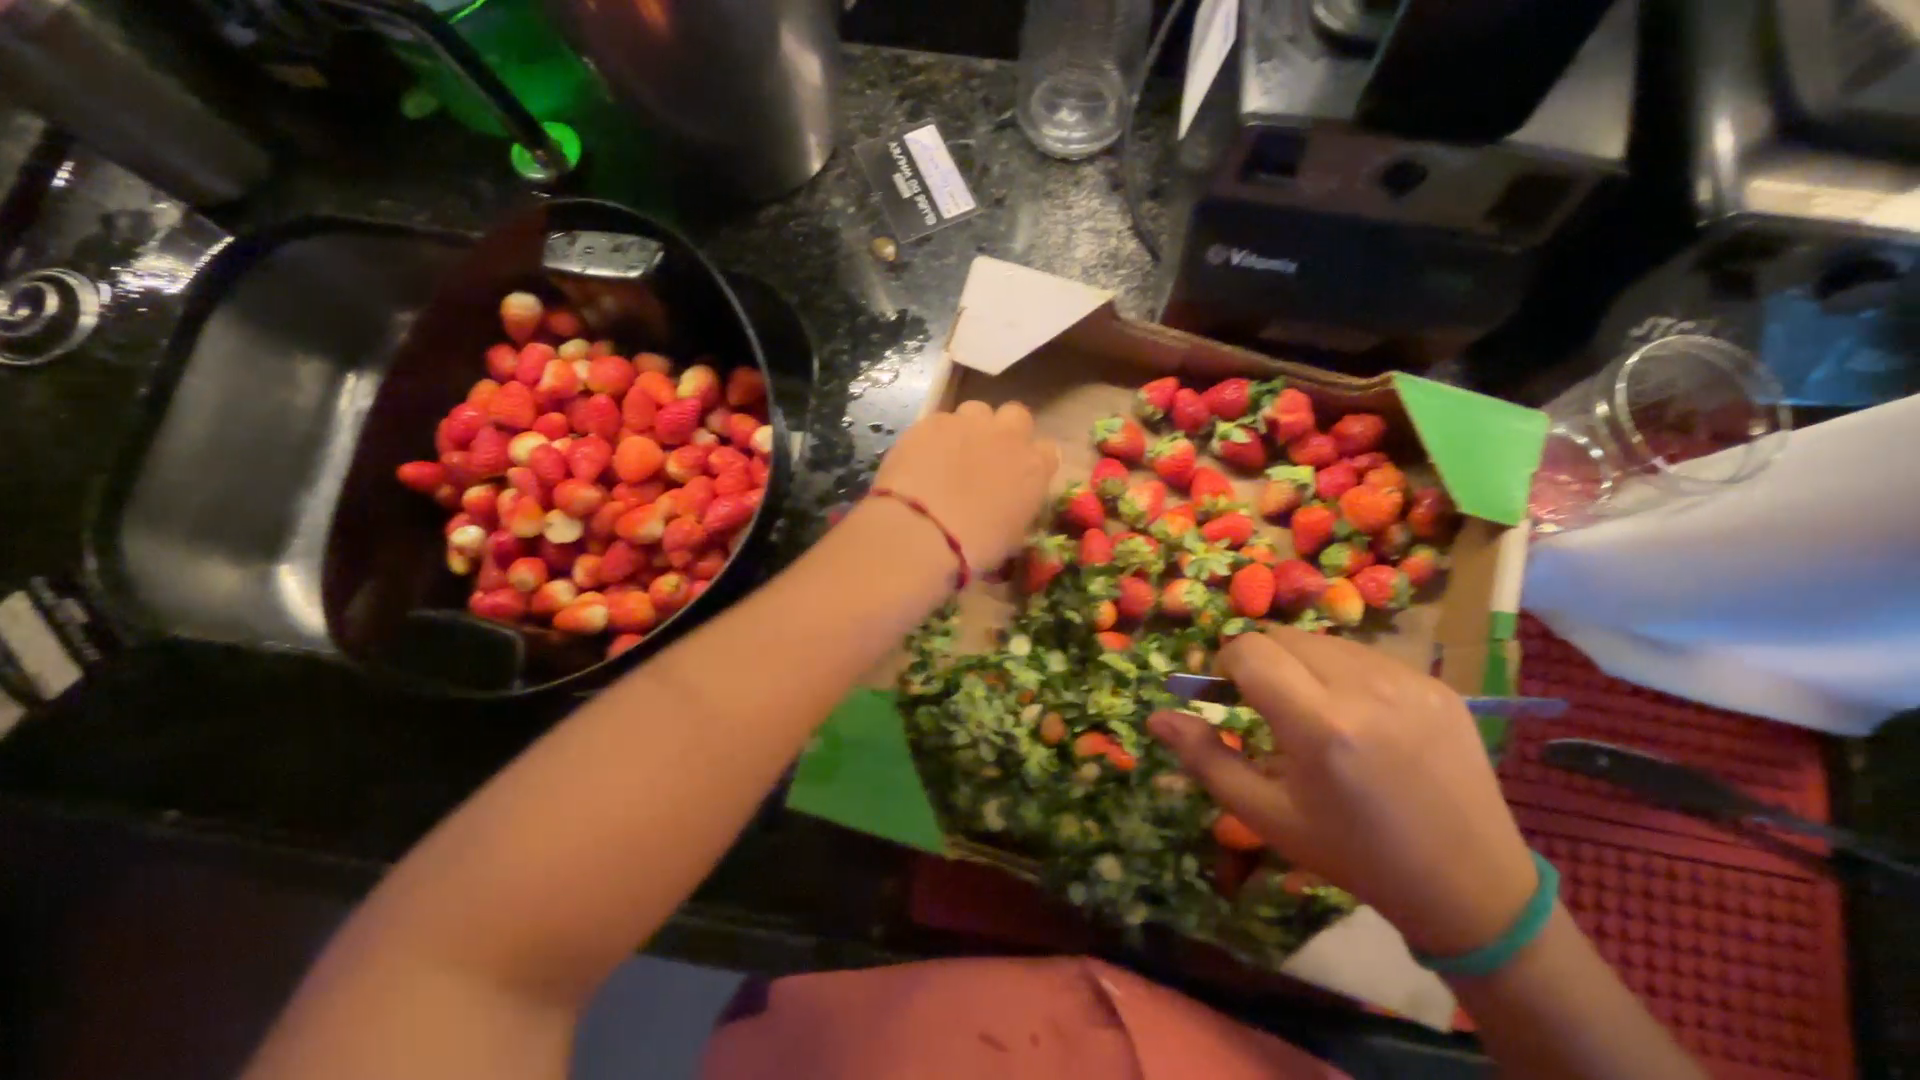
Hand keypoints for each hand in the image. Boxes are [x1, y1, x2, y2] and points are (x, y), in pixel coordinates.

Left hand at [870, 401, 1058, 571]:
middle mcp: (1008, 436)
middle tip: (988, 455)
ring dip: (970, 428)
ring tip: (952, 453)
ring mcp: (969, 423)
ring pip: (976, 411)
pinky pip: (940, 421)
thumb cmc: (975, 546)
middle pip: (1016, 416)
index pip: (1048, 452)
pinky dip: (935, 436)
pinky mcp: (932, 421)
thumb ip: (1019, 508)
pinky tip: (922, 458)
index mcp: (1035, 468)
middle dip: (1005, 431)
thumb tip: (1011, 503)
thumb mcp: (1013, 536)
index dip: (1032, 462)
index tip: (1019, 476)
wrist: (922, 531)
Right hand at [1148, 628, 1537, 957]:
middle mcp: (1365, 689)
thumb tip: (1156, 717)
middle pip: (1285, 637)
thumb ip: (1207, 759)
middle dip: (1262, 662)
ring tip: (1313, 714)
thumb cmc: (1353, 854)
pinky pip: (1370, 657)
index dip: (1226, 666)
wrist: (1466, 883)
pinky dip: (1346, 674)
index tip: (1227, 697)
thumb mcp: (1268, 816)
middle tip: (1266, 706)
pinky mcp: (1438, 685)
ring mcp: (1409, 681)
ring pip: (1327, 642)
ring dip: (1303, 664)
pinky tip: (1360, 721)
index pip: (1250, 651)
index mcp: (1319, 727)